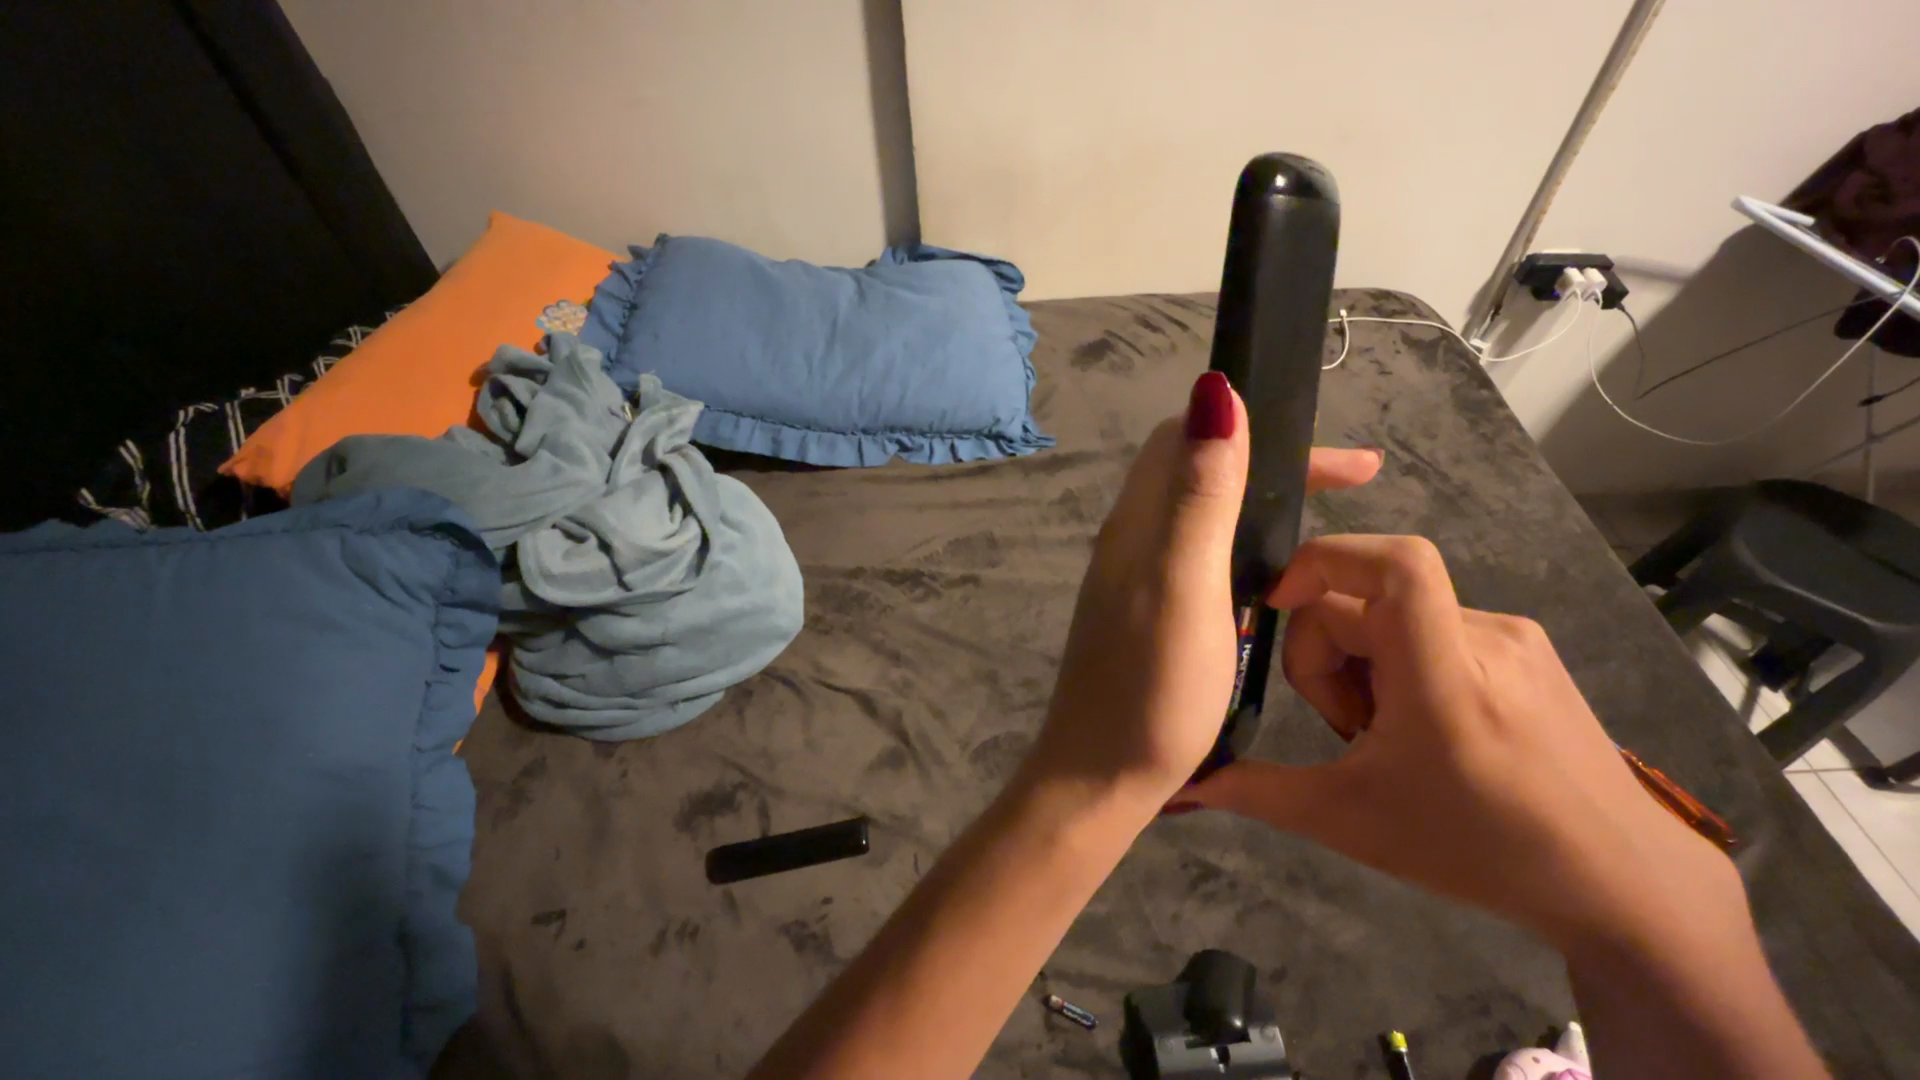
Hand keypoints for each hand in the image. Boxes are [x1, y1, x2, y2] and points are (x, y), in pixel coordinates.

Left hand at [1023, 372, 1381, 809]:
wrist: (1101, 778)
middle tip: (1352, 484)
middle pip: (1198, 471)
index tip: (1344, 462)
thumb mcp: (1185, 583)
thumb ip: (1201, 493)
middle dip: (1272, 465)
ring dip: (1261, 507)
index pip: (1188, 437)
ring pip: (1201, 517)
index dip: (1259, 428)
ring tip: (1323, 531)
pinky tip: (1273, 585)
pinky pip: (1200, 560)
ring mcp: (1136, 581)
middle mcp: (1131, 541)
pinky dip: (1245, 551)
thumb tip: (1213, 392)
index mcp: (1139, 523)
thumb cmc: (1152, 687)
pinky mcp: (1147, 617)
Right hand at [1184, 534, 1740, 948]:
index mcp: (1445, 671)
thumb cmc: (1479, 849)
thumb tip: (1177, 788)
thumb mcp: (1349, 820)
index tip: (1281, 606)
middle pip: (1366, 599)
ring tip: (1381, 735)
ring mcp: (1514, 639)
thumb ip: (1257, 792)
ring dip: (1363, 662)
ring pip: (1397, 616)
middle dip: (1327, 652)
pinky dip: (1401, 663)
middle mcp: (1485, 634)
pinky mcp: (1530, 652)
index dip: (1323, 561)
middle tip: (1342, 727)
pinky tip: (1417, 727)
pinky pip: (1436, 629)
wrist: (1621, 884)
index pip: (1391, 562)